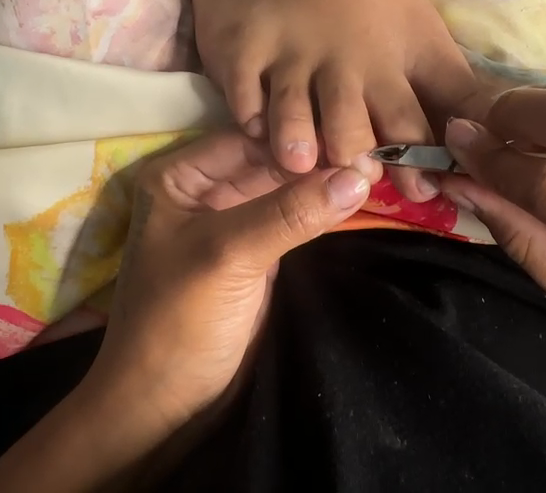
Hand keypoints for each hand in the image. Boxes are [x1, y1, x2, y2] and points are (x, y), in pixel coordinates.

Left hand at [89, 129, 370, 426]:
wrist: (165, 410)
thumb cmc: (178, 321)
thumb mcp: (227, 256)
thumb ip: (289, 213)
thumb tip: (359, 175)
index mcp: (178, 176)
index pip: (247, 137)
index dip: (297, 135)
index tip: (354, 134)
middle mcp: (203, 190)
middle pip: (268, 160)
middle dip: (316, 158)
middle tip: (376, 152)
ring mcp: (232, 223)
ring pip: (285, 190)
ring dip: (324, 184)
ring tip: (379, 171)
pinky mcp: (257, 256)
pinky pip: (294, 221)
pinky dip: (323, 212)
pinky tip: (362, 200)